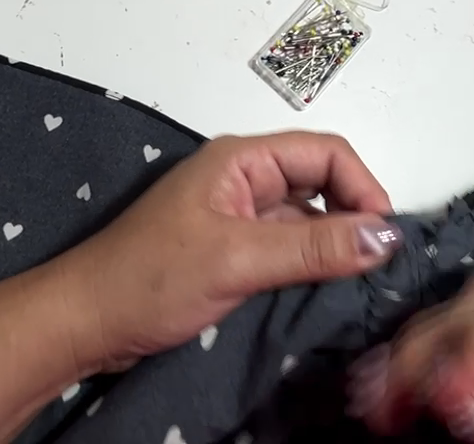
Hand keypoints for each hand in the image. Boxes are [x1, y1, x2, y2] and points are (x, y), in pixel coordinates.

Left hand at [49, 131, 403, 372]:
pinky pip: (288, 242)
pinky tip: (325, 288)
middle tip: (376, 265)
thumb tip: (385, 235)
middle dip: (353, 214)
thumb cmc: (149, 278)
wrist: (87, 321)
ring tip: (358, 281)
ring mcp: (240, 212)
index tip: (384, 238)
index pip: (324, 152)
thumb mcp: (238, 260)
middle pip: (320, 180)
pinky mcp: (234, 245)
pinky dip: (311, 261)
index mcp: (243, 158)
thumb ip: (312, 246)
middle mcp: (246, 177)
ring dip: (334, 241)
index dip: (362, 187)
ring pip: (307, 214)